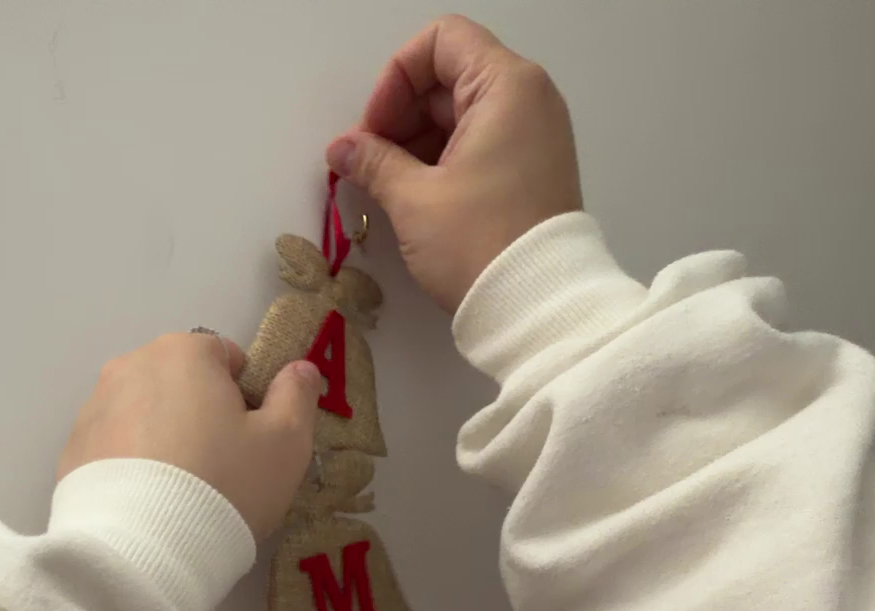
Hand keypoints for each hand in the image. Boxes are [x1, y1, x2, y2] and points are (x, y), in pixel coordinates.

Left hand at [58, 334, 322, 540]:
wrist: (144, 551)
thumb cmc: (224, 485)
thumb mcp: (284, 444)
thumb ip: (297, 396)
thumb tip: (301, 369)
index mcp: (183, 352)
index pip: (227, 358)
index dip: (247, 398)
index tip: (250, 442)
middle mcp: (129, 367)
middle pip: (181, 384)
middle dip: (202, 415)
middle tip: (218, 470)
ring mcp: (94, 409)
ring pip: (145, 415)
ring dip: (164, 439)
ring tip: (179, 493)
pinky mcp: (72, 452)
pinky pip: (116, 449)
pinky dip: (133, 466)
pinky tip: (147, 505)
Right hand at [327, 16, 583, 312]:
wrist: (534, 304)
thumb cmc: (477, 243)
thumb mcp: (414, 200)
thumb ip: (372, 163)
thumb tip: (340, 149)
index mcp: (505, 86)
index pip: (440, 43)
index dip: (395, 80)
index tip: (373, 131)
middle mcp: (526, 99)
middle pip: (447, 80)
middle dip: (398, 117)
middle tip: (367, 166)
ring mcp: (530, 136)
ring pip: (458, 117)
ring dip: (413, 144)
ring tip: (385, 188)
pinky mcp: (527, 171)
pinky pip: (475, 146)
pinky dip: (439, 162)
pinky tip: (412, 197)